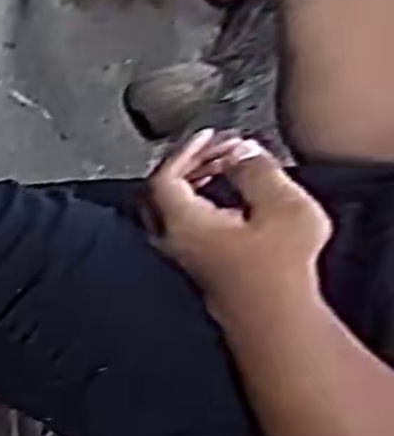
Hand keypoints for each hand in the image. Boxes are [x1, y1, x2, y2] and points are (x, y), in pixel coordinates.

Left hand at [148, 129, 331, 315]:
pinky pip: (171, 212)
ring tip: (229, 157)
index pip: (162, 180)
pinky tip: (219, 183)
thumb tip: (239, 150)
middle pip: (155, 189)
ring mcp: (166, 244)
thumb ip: (256, 173)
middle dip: (187, 160)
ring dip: (190, 175)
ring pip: (162, 201)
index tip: (208, 133)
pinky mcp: (178, 249)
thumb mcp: (280, 205)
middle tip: (224, 142)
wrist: (262, 302)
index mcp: (180, 222)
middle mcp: (162, 234)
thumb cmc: (274, 259)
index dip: (182, 152)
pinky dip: (190, 191)